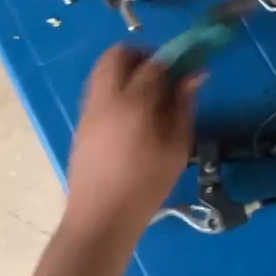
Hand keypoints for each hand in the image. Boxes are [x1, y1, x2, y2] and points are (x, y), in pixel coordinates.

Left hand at [63, 46, 200, 236]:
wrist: (99, 221)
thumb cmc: (145, 186)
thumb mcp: (176, 147)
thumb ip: (184, 106)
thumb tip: (194, 74)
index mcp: (133, 104)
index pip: (154, 63)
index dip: (174, 58)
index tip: (189, 64)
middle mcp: (105, 99)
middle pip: (117, 54)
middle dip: (142, 54)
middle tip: (164, 72)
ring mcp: (89, 110)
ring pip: (103, 68)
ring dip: (126, 68)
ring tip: (149, 91)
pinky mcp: (81, 123)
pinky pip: (98, 88)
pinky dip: (115, 85)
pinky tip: (133, 111)